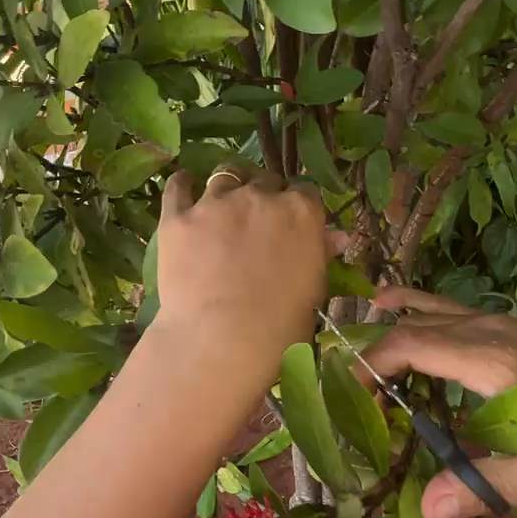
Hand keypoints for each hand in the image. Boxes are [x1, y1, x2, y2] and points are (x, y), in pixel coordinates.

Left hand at [155, 166, 346, 378]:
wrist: (221, 341)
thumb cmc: (279, 327)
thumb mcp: (313, 290)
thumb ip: (321, 254)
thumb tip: (338, 236)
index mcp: (301, 212)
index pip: (304, 190)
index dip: (297, 203)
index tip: (292, 220)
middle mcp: (259, 196)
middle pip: (264, 179)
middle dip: (264, 194)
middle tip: (257, 218)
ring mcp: (216, 203)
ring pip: (224, 175)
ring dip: (228, 185)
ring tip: (223, 200)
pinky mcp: (178, 217)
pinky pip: (178, 188)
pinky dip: (182, 184)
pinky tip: (184, 184)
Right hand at [364, 287, 516, 517]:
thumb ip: (486, 487)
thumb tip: (425, 510)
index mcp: (495, 361)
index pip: (415, 345)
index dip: (375, 361)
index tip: (350, 388)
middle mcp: (494, 331)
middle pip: (420, 325)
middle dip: (379, 343)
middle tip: (345, 372)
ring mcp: (506, 326)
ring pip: (437, 310)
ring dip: (399, 314)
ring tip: (363, 316)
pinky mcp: (515, 332)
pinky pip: (457, 311)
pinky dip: (425, 309)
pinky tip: (412, 311)